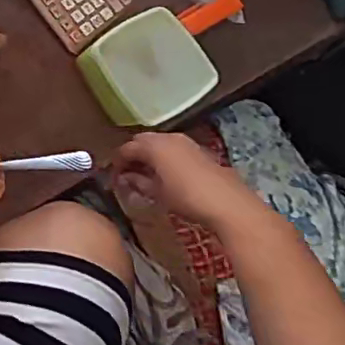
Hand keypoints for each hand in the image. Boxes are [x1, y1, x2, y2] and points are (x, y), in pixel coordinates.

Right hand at [111, 132, 269, 236]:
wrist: (232, 206)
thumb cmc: (188, 198)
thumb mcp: (157, 193)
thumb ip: (139, 182)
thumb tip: (126, 178)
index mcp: (154, 145)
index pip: (126, 148)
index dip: (117, 162)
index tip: (113, 176)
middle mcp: (169, 138)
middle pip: (142, 141)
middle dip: (133, 155)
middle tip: (128, 173)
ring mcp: (188, 143)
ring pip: (160, 143)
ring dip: (150, 155)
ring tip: (147, 175)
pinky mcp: (202, 152)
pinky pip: (175, 149)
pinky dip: (166, 157)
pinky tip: (168, 175)